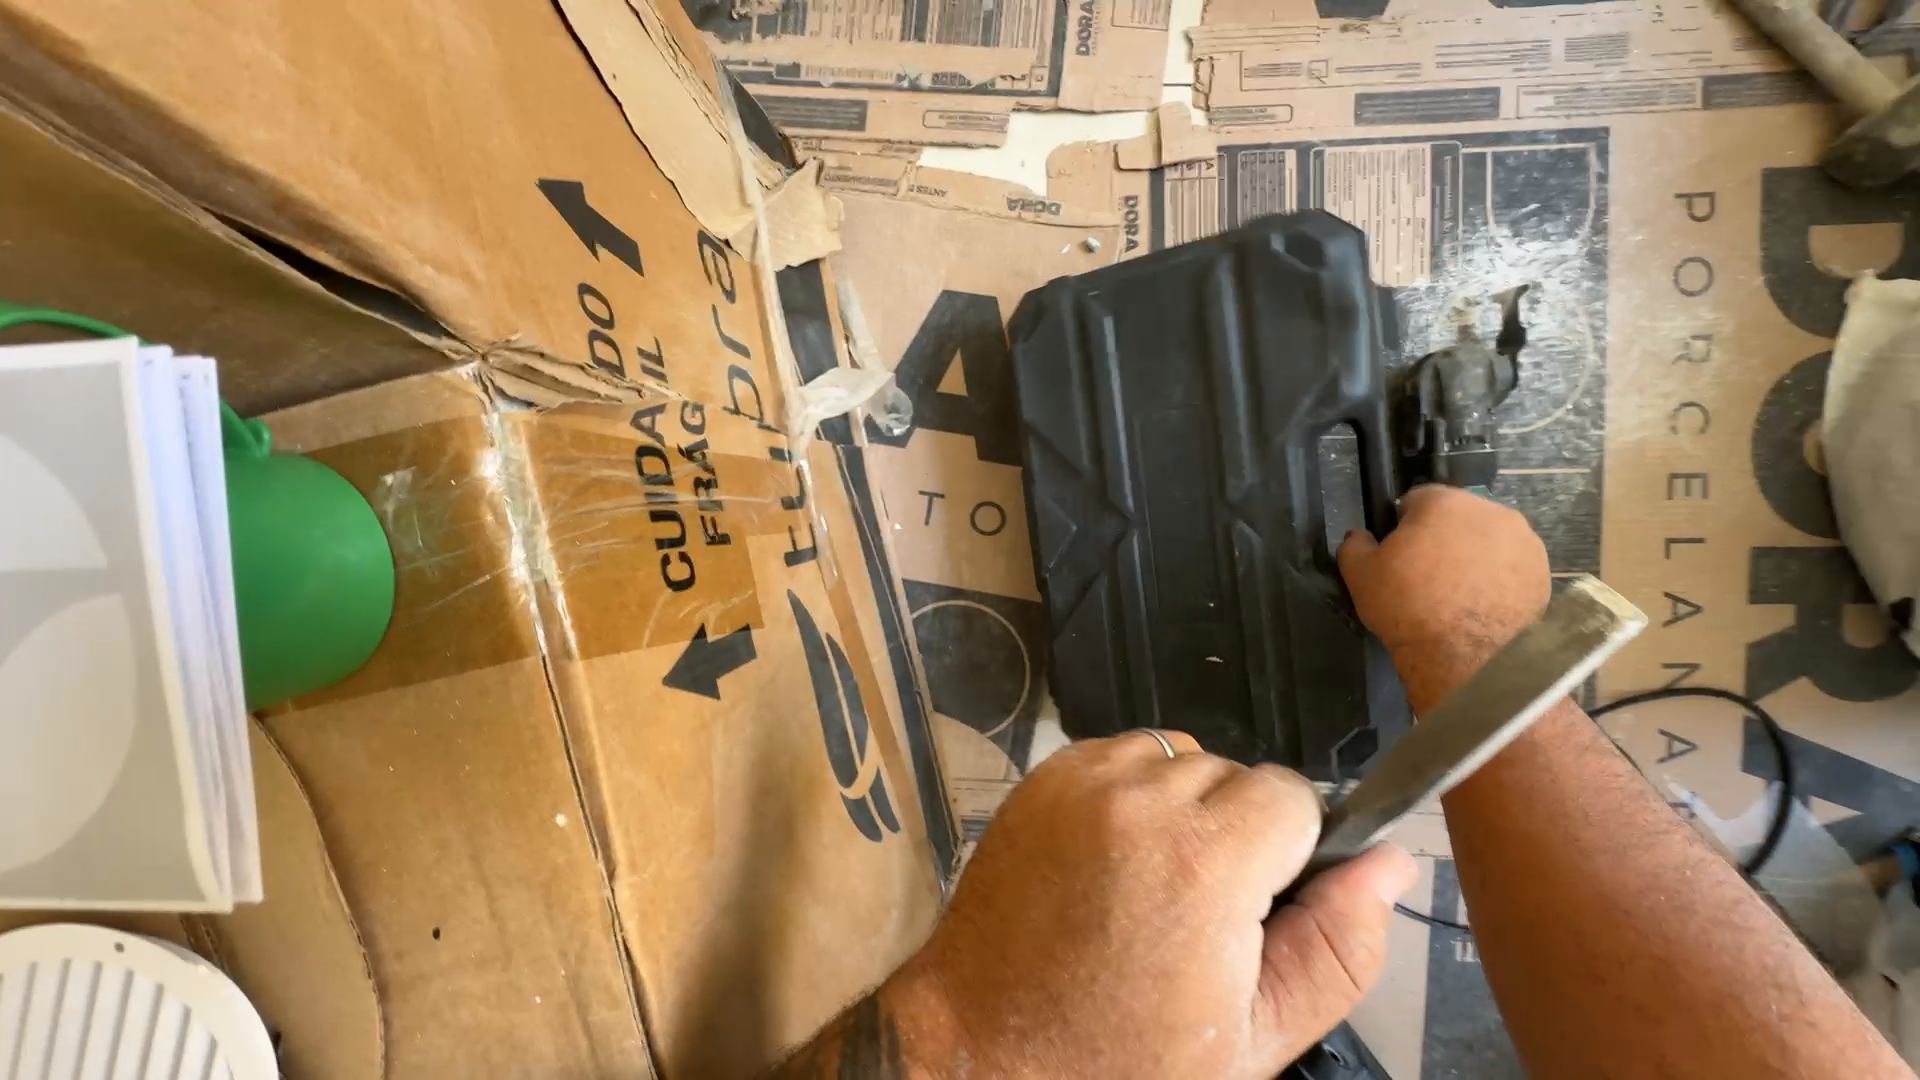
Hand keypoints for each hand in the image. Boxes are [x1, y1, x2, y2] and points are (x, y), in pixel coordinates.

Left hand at [884, 733, 1416, 1079]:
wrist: (988, 1042)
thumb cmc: (1122, 1058)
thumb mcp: (1255, 1034)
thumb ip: (1339, 945)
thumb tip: (1389, 863)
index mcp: (1206, 860)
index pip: (1293, 793)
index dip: (1290, 847)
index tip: (1258, 897)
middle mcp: (1141, 798)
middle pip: (1235, 772)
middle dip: (1234, 827)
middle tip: (1198, 903)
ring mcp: (1084, 778)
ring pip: (1178, 756)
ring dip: (1181, 803)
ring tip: (1152, 877)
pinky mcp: (1045, 774)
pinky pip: (1119, 754)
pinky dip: (1130, 789)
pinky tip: (1110, 853)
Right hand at [1338, 485, 1549, 711]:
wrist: (1466, 656)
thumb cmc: (1407, 606)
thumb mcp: (1359, 573)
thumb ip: (1355, 544)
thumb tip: (1361, 536)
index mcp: (1444, 503)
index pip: (1416, 498)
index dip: (1401, 523)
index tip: (1397, 551)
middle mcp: (1490, 511)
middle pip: (1456, 516)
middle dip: (1440, 536)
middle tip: (1424, 572)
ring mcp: (1523, 541)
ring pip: (1486, 539)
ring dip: (1470, 554)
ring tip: (1454, 591)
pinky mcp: (1543, 570)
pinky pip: (1509, 564)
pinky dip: (1495, 576)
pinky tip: (1478, 602)